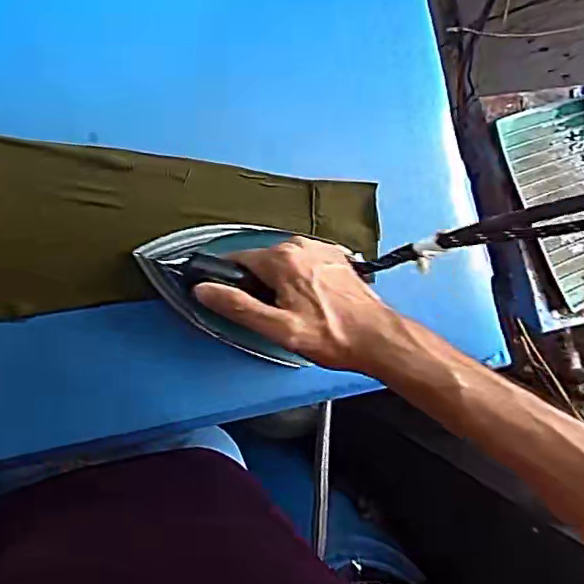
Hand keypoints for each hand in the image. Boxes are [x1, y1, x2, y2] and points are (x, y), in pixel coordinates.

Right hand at [192, 237, 401, 371]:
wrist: (378, 338)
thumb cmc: (332, 336)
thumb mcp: (278, 328)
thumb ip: (237, 306)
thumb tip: (205, 290)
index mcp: (281, 259)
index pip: (237, 260)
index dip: (232, 281)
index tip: (237, 299)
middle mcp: (299, 246)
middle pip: (261, 261)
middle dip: (260, 284)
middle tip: (276, 314)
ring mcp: (319, 249)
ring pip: (283, 261)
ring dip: (282, 281)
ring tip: (299, 311)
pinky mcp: (334, 256)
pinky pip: (304, 262)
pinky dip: (302, 277)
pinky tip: (314, 301)